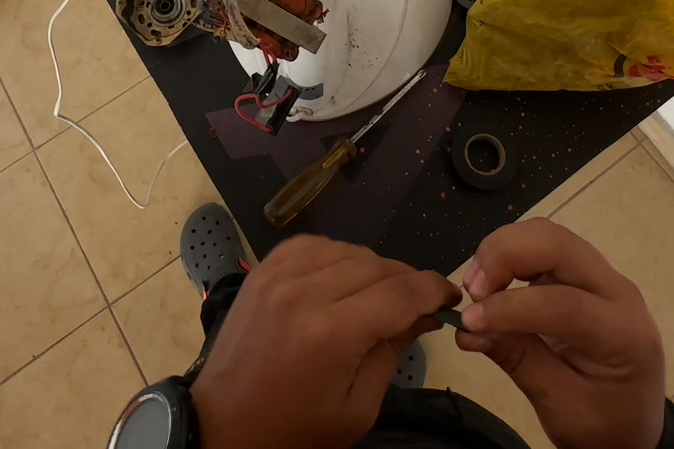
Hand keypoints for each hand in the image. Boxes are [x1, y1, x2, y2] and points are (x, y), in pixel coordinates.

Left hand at [191, 235, 458, 448]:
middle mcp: (305, 290)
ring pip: (348, 248)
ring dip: (373, 267)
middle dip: (406, 280)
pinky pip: (315, 244)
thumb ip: (393, 351)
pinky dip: (337, 255)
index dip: (433, 289)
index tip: (451, 294)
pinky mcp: (264, 267)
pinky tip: (343, 275)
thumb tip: (426, 312)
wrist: (222, 426)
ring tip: (381, 293)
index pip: (399, 293)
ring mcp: (280, 273)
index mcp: (331, 333)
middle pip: (377, 265)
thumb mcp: (357, 408)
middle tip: (418, 303)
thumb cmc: (295, 430)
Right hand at [458, 218, 666, 448]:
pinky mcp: (580, 271)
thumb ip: (517, 359)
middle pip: (558, 245)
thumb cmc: (602, 426)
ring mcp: (600, 275)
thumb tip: (468, 328)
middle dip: (505, 254)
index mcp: (624, 334)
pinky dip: (509, 253)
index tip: (469, 320)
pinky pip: (542, 244)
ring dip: (504, 249)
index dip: (511, 307)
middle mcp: (617, 291)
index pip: (564, 303)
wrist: (633, 429)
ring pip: (547, 235)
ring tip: (476, 285)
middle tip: (472, 288)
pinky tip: (491, 281)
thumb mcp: (560, 405)